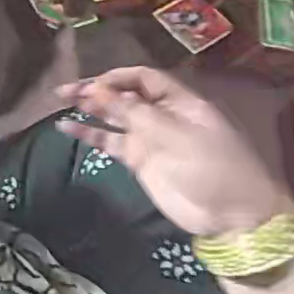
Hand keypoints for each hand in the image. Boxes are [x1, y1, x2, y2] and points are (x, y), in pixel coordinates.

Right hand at [57, 68, 293, 236]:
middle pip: (124, 94)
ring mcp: (149, 138)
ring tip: (61, 102)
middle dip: (95, 90)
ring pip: (113, 116)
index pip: (143, 78)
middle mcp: (162, 114)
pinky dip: (89, 134)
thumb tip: (101, 92)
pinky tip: (66, 128)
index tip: (92, 85)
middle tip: (65, 90)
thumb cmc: (214, 168)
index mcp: (180, 101)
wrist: (231, 216)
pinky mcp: (139, 160)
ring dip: (89, 108)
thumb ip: (136, 113)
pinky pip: (109, 141)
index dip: (116, 77)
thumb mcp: (178, 135)